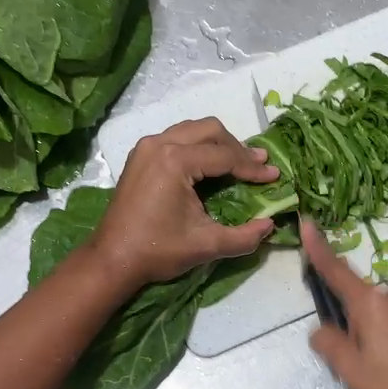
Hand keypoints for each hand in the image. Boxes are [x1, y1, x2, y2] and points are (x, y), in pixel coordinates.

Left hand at [90, 118, 279, 286]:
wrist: (113, 258)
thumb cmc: (158, 251)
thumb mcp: (206, 245)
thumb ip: (243, 236)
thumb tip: (270, 226)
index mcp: (175, 161)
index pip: (224, 156)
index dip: (252, 168)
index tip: (274, 176)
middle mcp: (159, 144)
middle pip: (209, 130)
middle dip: (237, 148)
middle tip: (258, 166)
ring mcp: (146, 147)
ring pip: (192, 130)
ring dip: (218, 144)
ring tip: (239, 163)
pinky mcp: (140, 156)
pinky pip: (176, 138)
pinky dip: (198, 147)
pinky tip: (210, 166)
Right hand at [302, 219, 387, 388]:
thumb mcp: (346, 367)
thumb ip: (327, 342)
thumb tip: (322, 331)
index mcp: (370, 302)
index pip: (337, 271)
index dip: (318, 249)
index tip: (307, 224)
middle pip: (358, 299)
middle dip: (348, 320)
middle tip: (352, 357)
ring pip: (378, 313)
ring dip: (369, 330)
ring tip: (376, 367)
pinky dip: (387, 337)